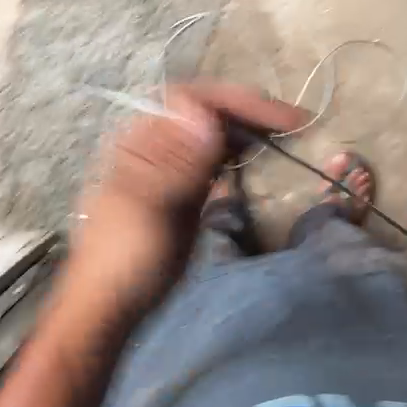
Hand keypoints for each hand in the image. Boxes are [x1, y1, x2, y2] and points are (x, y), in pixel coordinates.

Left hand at [61, 82, 305, 329]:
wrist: (109, 306)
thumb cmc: (123, 258)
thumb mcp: (150, 209)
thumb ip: (176, 163)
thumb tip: (205, 114)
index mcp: (141, 140)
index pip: (193, 100)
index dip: (237, 101)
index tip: (280, 118)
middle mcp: (158, 145)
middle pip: (207, 112)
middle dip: (250, 112)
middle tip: (296, 123)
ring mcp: (173, 168)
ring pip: (214, 133)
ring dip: (248, 129)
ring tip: (287, 135)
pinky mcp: (186, 191)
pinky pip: (215, 160)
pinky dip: (240, 153)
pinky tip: (261, 157)